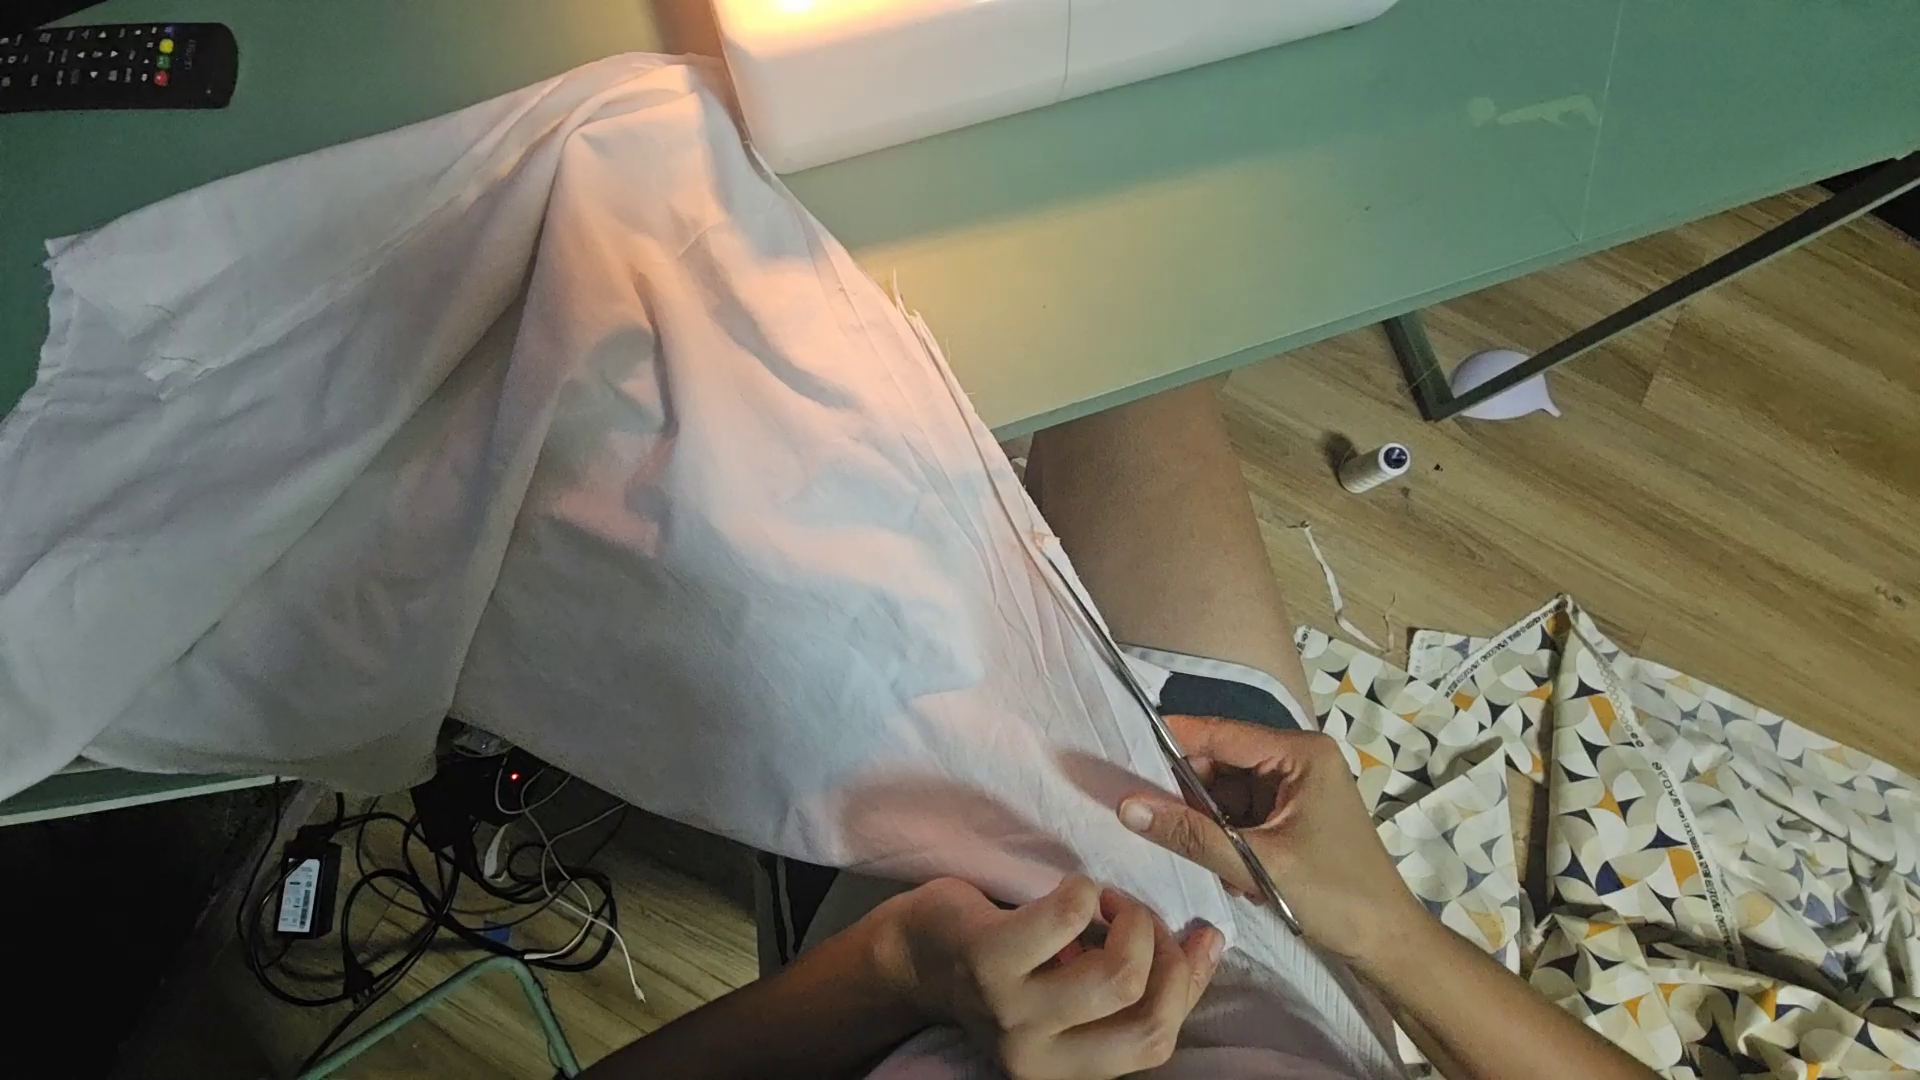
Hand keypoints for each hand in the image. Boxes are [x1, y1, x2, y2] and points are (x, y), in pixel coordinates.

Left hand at [869, 876, 1223, 1079]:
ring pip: (1116, 976)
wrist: (913, 952)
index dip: (1191, 985)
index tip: (1203, 936)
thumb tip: (1204, 945)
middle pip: (1147, 1018)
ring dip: (1131, 920)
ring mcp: (1013, 1008)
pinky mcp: (991, 956)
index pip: (1155, 1042)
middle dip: (1164, 953)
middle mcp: (1039, 1054)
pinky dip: (1086, 891)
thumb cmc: (998, 963)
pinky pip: (1068, 916)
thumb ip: (1121, 983)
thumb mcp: (1064, 990)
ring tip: (1109, 900)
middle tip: (1139, 915)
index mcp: (1065, 1067)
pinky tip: (1074, 887)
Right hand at [1117, 717, 1427, 966]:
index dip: (1172, 741)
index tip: (1124, 751)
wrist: (1392, 949)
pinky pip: (1238, 808)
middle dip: (1189, 792)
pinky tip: (1226, 866)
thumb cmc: (1337, 897)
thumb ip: (1190, 833)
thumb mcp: (1257, 865)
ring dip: (1206, 819)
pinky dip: (1223, 833)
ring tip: (1201, 854)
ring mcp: (1293, 784)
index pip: (1221, 734)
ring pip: (1224, 787)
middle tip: (1154, 819)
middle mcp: (1296, 757)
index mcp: (1300, 753)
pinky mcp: (1289, 810)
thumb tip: (1127, 805)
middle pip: (1219, 760)